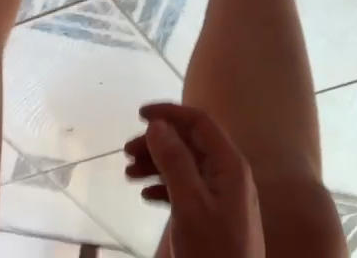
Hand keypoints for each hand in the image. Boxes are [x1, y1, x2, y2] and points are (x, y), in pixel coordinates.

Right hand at [125, 103, 264, 257]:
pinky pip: (187, 189)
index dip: (170, 113)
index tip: (139, 115)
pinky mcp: (215, 217)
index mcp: (229, 164)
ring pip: (186, 166)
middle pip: (190, 143)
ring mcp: (222, 197)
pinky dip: (165, 187)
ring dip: (157, 165)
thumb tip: (157, 125)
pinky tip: (146, 196)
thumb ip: (174, 161)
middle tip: (126, 152)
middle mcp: (228, 175)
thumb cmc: (212, 251)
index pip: (199, 121)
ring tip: (129, 174)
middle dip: (158, 142)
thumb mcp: (189, 205)